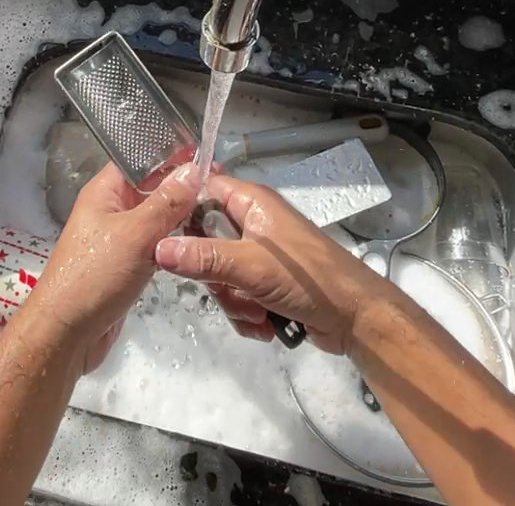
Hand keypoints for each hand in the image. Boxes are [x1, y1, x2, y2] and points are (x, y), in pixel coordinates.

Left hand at [16, 163, 200, 372]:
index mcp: (105, 191)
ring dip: (180, 216)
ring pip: (155, 218)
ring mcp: (118, 238)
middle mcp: (111, 209)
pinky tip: (197, 242)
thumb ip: (166, 203)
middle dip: (182, 187)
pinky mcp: (126, 264)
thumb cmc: (95, 276)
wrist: (66, 334)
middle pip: (151, 188)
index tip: (208, 158)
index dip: (173, 156)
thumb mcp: (135, 234)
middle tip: (221, 187)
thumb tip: (193, 170)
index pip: (141, 159)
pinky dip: (173, 241)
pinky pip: (154, 243)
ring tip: (217, 211)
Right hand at [154, 172, 391, 353]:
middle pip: (207, 240)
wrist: (356, 319)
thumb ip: (203, 258)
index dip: (184, 211)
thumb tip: (158, 248)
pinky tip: (264, 325)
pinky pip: (239, 295)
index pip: (204, 190)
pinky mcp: (268, 284)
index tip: (168, 237)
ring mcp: (261, 255)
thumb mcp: (249, 266)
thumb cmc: (307, 279)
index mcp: (251, 203)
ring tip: (256, 313)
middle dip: (215, 276)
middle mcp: (254, 223)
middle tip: (229, 289)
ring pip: (222, 274)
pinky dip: (247, 313)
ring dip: (234, 301)